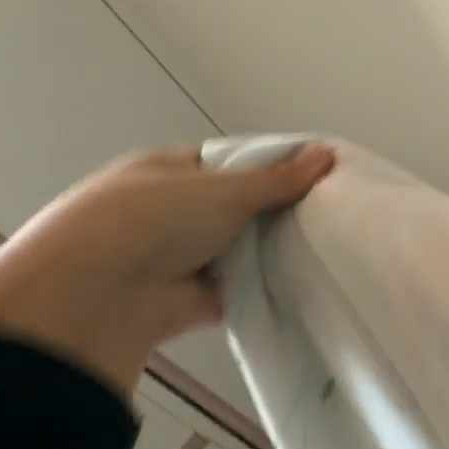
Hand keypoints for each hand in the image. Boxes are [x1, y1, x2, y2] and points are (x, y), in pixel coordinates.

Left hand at [0, 143, 334, 394]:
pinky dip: (284, 280)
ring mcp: (199, 249)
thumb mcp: (221, 189)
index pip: (242, 162)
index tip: (331, 175)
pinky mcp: (216, 288)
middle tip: (344, 212)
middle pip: (256, 204)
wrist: (104, 293)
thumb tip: (326, 154)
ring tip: (343, 244)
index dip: (286, 166)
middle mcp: (185, 208)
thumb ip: (279, 178)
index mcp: (175, 171)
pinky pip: (262, 279)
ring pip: (262, 243)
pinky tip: (323, 276)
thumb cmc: (150, 221)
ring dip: (290, 247)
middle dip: (293, 209)